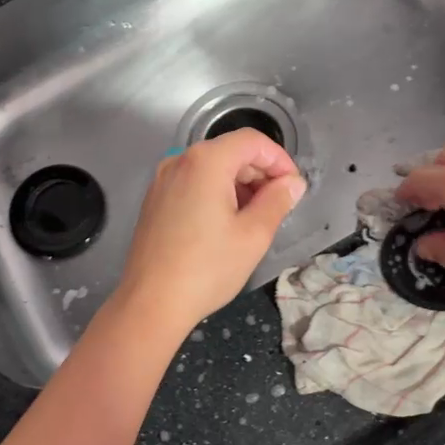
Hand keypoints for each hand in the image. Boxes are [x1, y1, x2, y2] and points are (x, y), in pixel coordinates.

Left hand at [110, 129, 306, 332]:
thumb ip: (277, 201)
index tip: (293, 188)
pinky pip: (193, 183)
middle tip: (278, 206)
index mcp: (206, 161)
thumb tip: (293, 183)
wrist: (151, 302)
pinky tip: (226, 224)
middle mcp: (180, 161)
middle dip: (259, 173)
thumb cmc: (207, 268)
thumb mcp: (253, 235)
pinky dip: (216, 193)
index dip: (279, 160)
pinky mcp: (155, 199)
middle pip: (230, 151)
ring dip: (239, 184)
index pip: (252, 141)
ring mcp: (163, 180)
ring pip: (212, 168)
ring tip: (255, 219)